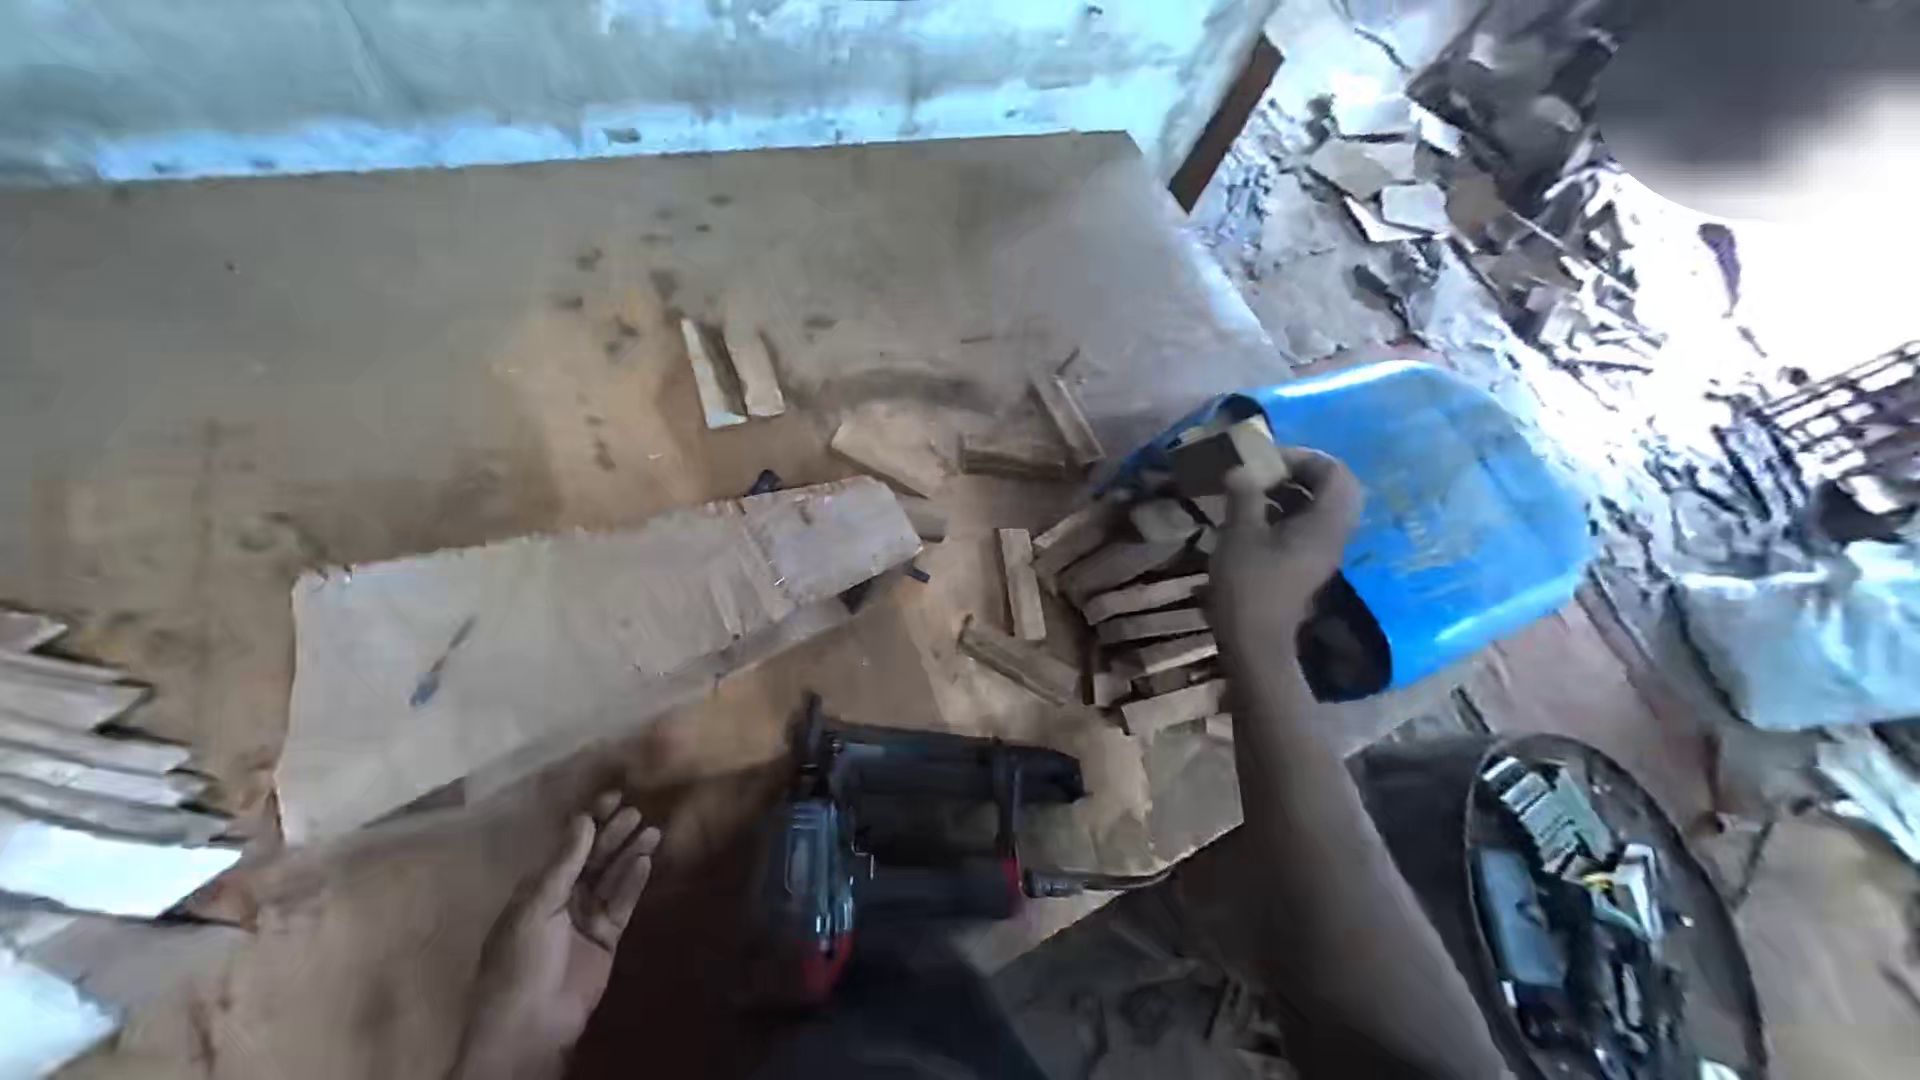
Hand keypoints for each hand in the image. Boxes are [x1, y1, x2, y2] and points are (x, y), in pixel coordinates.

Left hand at [450, 792, 661, 1079]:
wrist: (531, 1026)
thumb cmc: (521, 962)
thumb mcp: (535, 908)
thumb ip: (563, 863)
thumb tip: (583, 819)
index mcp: (537, 890)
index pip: (567, 846)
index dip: (588, 821)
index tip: (612, 797)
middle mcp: (563, 897)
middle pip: (593, 858)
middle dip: (613, 834)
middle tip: (635, 811)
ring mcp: (586, 916)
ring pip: (612, 875)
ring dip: (629, 852)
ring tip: (651, 831)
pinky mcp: (607, 935)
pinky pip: (623, 900)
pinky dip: (634, 880)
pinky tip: (646, 860)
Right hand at [1207, 447, 1362, 658]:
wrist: (1255, 640)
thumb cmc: (1248, 584)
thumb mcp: (1240, 534)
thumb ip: (1243, 496)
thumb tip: (1240, 471)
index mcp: (1324, 523)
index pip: (1334, 473)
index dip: (1303, 458)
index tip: (1267, 460)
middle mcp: (1333, 534)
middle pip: (1333, 489)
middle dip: (1299, 474)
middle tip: (1265, 473)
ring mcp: (1323, 551)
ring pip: (1319, 508)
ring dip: (1291, 493)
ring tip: (1253, 492)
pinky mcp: (1308, 564)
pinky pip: (1308, 526)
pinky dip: (1286, 513)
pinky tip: (1253, 518)